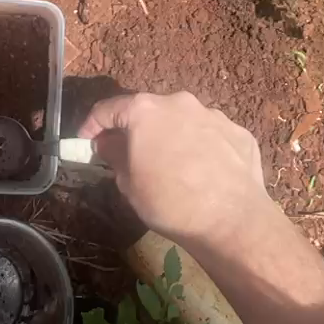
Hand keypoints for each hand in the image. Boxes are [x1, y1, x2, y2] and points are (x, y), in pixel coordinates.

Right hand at [77, 91, 278, 248]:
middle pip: (148, 111)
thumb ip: (115, 156)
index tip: (86, 141)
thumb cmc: (171, 202)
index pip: (108, 109)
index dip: (92, 125)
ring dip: (172, 137)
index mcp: (145, 110)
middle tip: (130, 155)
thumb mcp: (129, 184)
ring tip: (172, 167)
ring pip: (182, 121)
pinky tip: (204, 174)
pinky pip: (211, 135)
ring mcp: (212, 114)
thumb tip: (107, 143)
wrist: (233, 221)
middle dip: (136, 130)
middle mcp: (178, 102)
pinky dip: (202, 148)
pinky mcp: (237, 131)